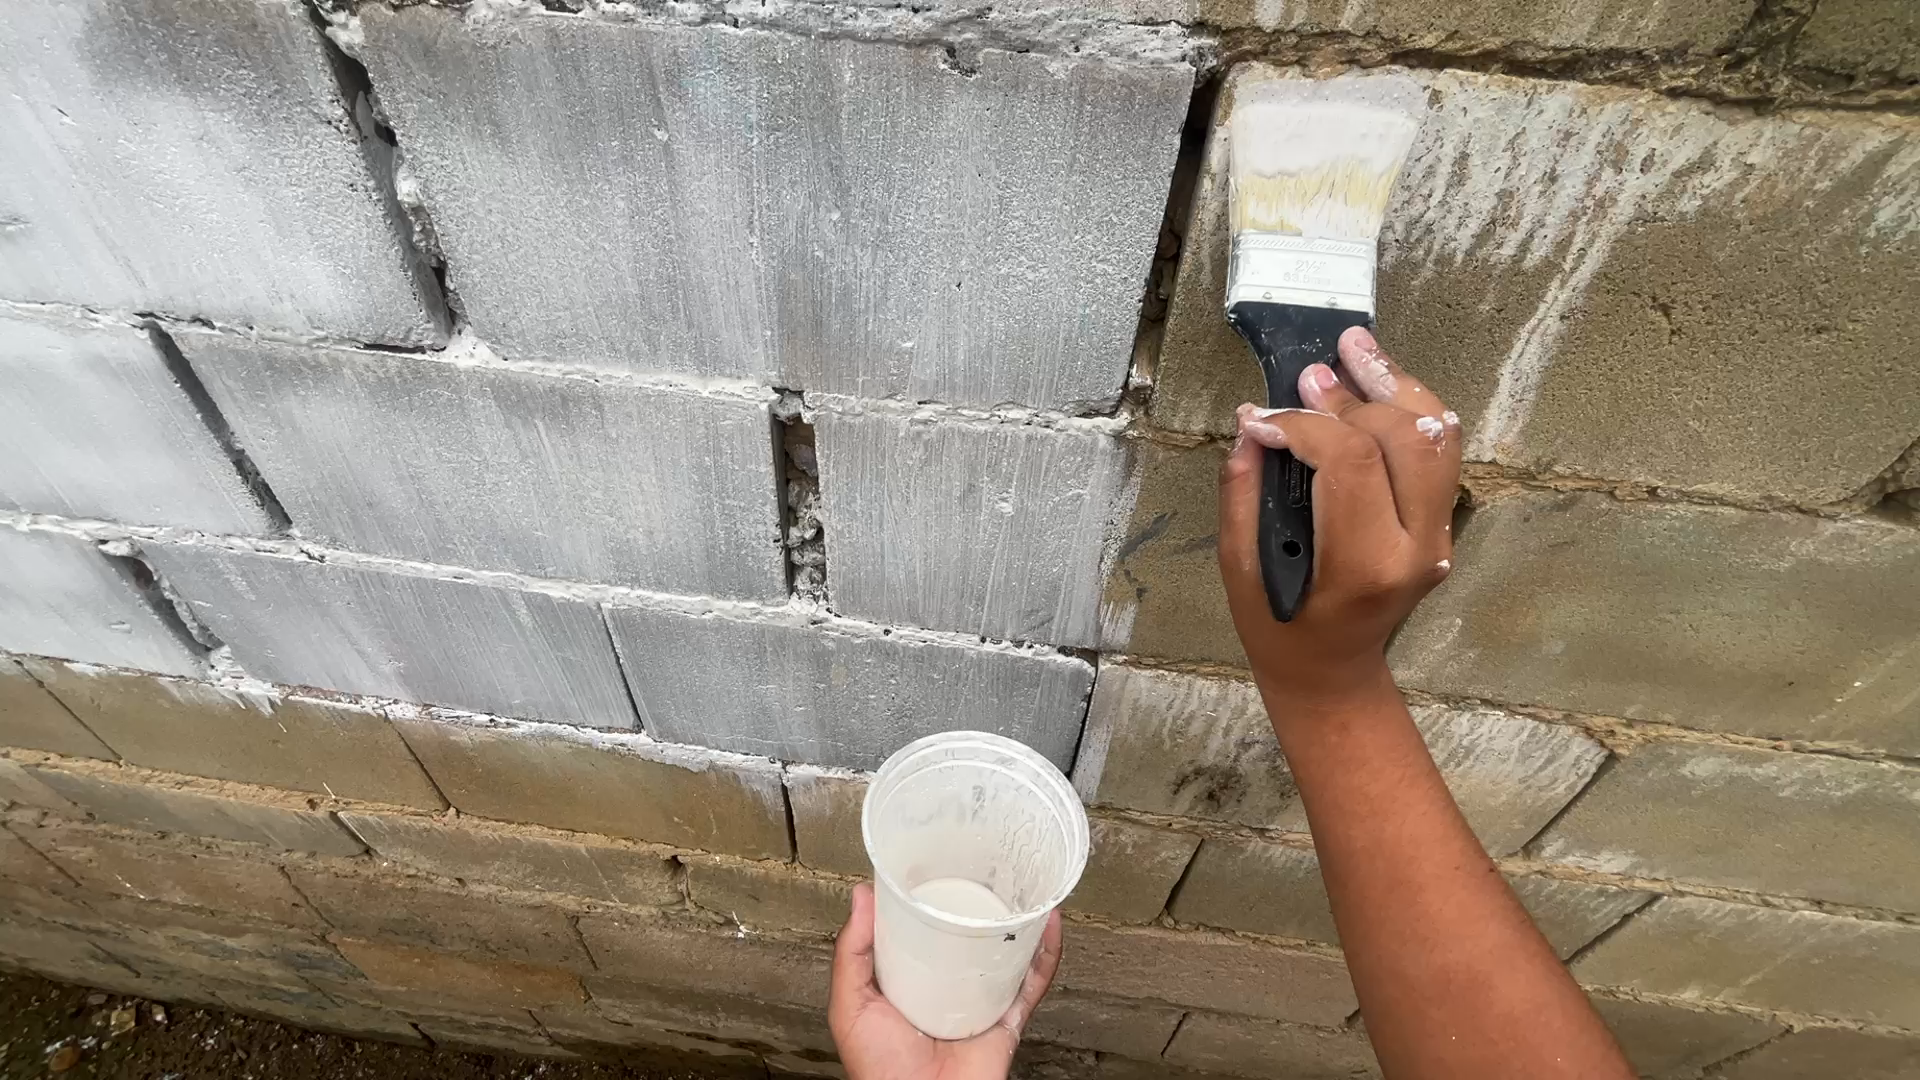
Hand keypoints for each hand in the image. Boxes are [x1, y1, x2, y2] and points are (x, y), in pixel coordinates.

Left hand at [829, 882, 1063, 1079]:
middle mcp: (948, 985)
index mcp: (912, 979)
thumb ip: (852, 954)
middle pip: (968, 934)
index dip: (927, 896)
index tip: (932, 864)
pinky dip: (1045, 954)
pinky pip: (1032, 982)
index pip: (921, 928)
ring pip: (1005, 951)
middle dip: (977, 901)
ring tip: (1022, 885)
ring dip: (1017, 920)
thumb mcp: (852, 1008)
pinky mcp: (1007, 1018)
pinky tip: (1049, 924)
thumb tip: (861, 896)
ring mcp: (980, 1000)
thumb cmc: (882, 1073)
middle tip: (980, 866)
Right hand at [1219, 327, 1460, 713]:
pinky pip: (1439, 452)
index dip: (1302, 424)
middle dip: (1352, 396)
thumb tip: (1250, 426)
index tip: (1260, 416)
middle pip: (1404, 437)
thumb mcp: (1240, 568)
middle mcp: (1418, 545)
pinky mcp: (1441, 523)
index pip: (1349, 461)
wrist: (1330, 669)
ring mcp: (1440, 534)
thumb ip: (1243, 496)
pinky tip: (1377, 382)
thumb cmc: (1276, 627)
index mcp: (1363, 562)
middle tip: (1306, 373)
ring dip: (1395, 385)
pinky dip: (1410, 408)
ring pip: (1438, 435)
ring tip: (1353, 349)